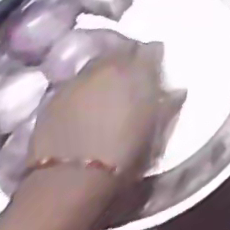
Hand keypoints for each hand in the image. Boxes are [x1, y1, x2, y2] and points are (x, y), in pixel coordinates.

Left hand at [28, 45, 172, 191]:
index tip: (156, 68)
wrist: (70, 180)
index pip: (151, 49)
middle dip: (128, 59)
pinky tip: (84, 104)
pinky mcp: (53, 98)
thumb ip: (168, 105)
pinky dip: (83, 88)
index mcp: (138, 70)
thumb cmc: (124, 154)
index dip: (154, 57)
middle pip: (120, 51)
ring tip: (107, 88)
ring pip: (95, 64)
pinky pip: (75, 83)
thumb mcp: (156, 130)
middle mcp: (107, 67)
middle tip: (132, 76)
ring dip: (104, 71)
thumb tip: (177, 91)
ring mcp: (77, 80)